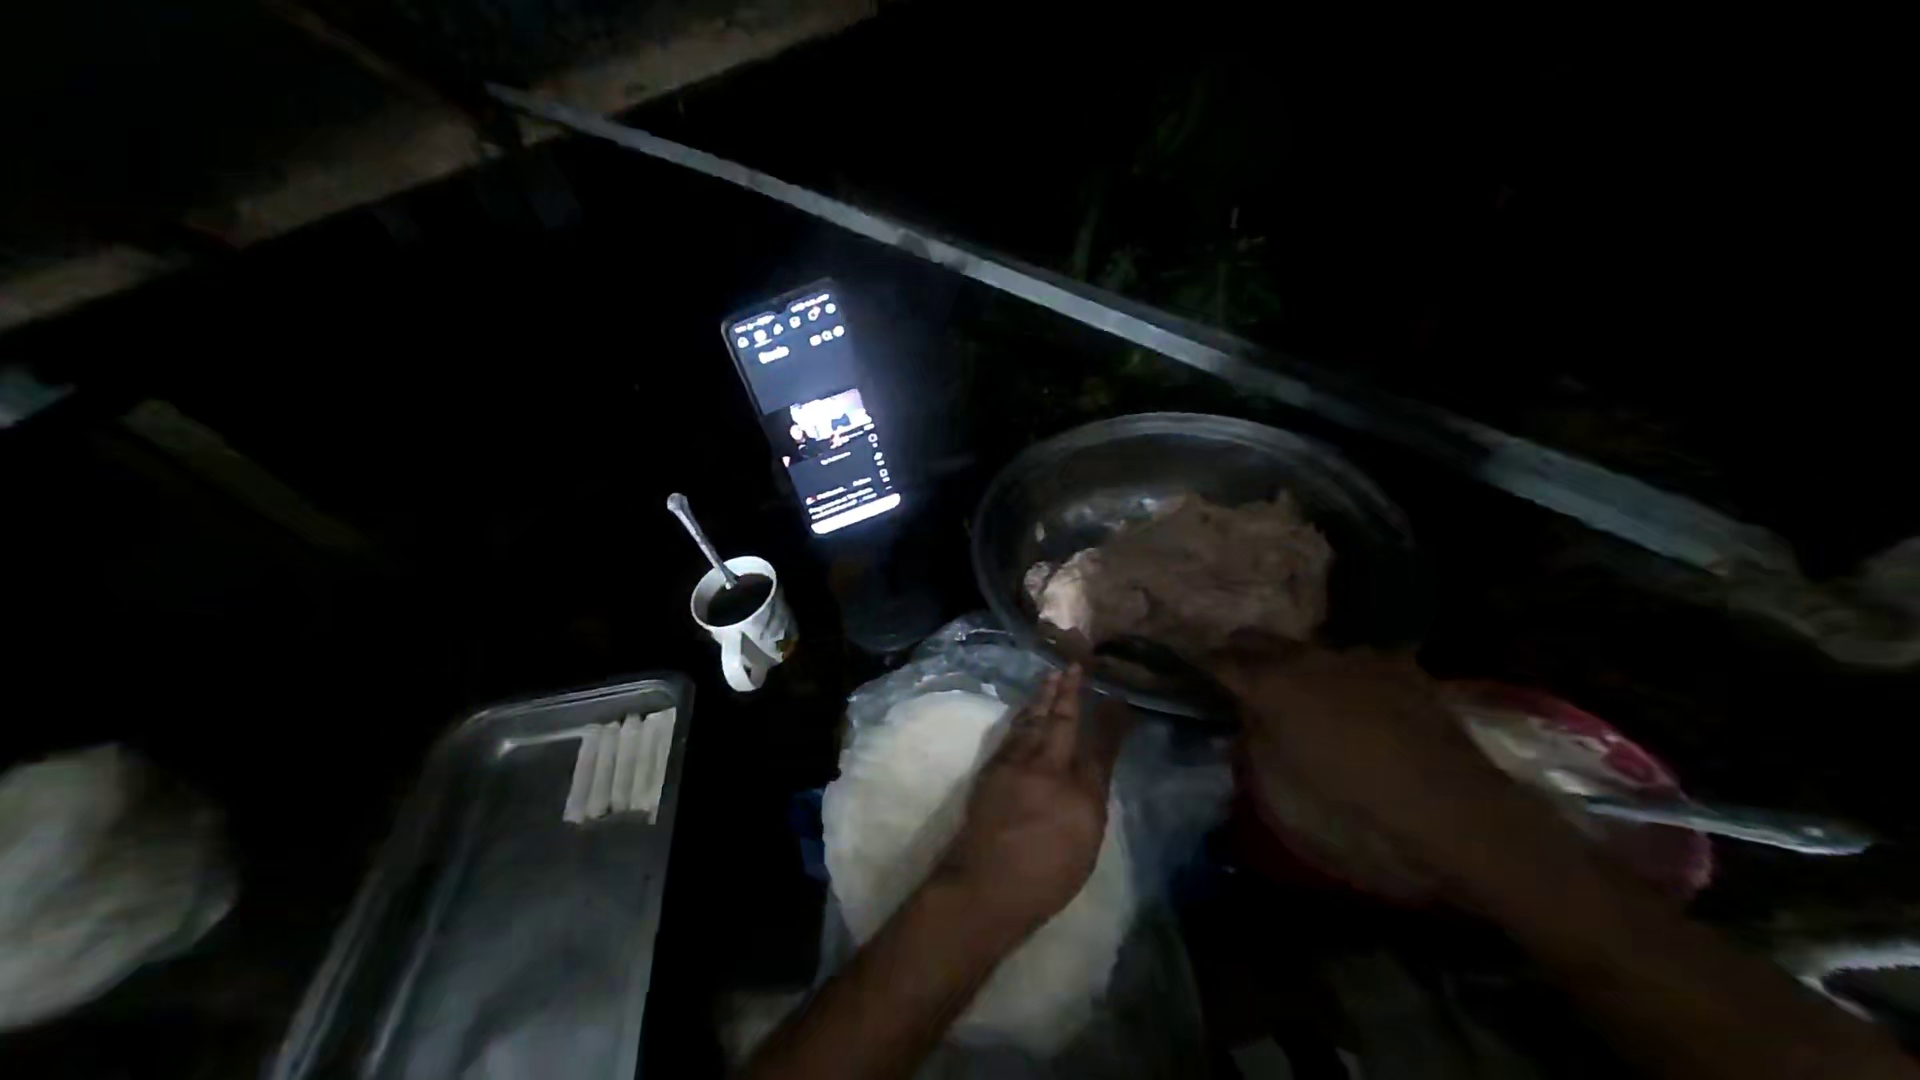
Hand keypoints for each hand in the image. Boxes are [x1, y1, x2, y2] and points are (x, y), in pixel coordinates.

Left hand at [936, 666, 1129, 937]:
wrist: (985, 885)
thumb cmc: (1045, 877)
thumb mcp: (1084, 841)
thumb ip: (1090, 798)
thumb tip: (1092, 766)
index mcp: (1080, 792)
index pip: (1100, 746)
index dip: (1110, 719)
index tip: (1118, 696)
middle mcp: (1049, 769)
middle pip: (1062, 721)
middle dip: (1070, 691)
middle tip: (1076, 665)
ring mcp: (1016, 766)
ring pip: (1033, 721)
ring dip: (1043, 697)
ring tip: (1051, 676)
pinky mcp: (992, 771)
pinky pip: (1012, 732)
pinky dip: (1022, 716)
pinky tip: (1026, 712)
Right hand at [1209, 641, 1555, 874]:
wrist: (1449, 806)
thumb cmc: (1351, 802)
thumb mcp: (1282, 776)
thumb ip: (1256, 733)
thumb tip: (1247, 711)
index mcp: (1271, 685)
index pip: (1220, 661)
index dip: (1203, 664)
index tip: (1192, 668)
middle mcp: (1306, 658)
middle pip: (1256, 638)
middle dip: (1240, 650)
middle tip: (1236, 671)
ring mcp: (1354, 656)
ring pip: (1306, 647)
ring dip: (1293, 662)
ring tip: (1300, 688)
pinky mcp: (1395, 665)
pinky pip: (1354, 660)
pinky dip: (1342, 674)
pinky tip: (1355, 698)